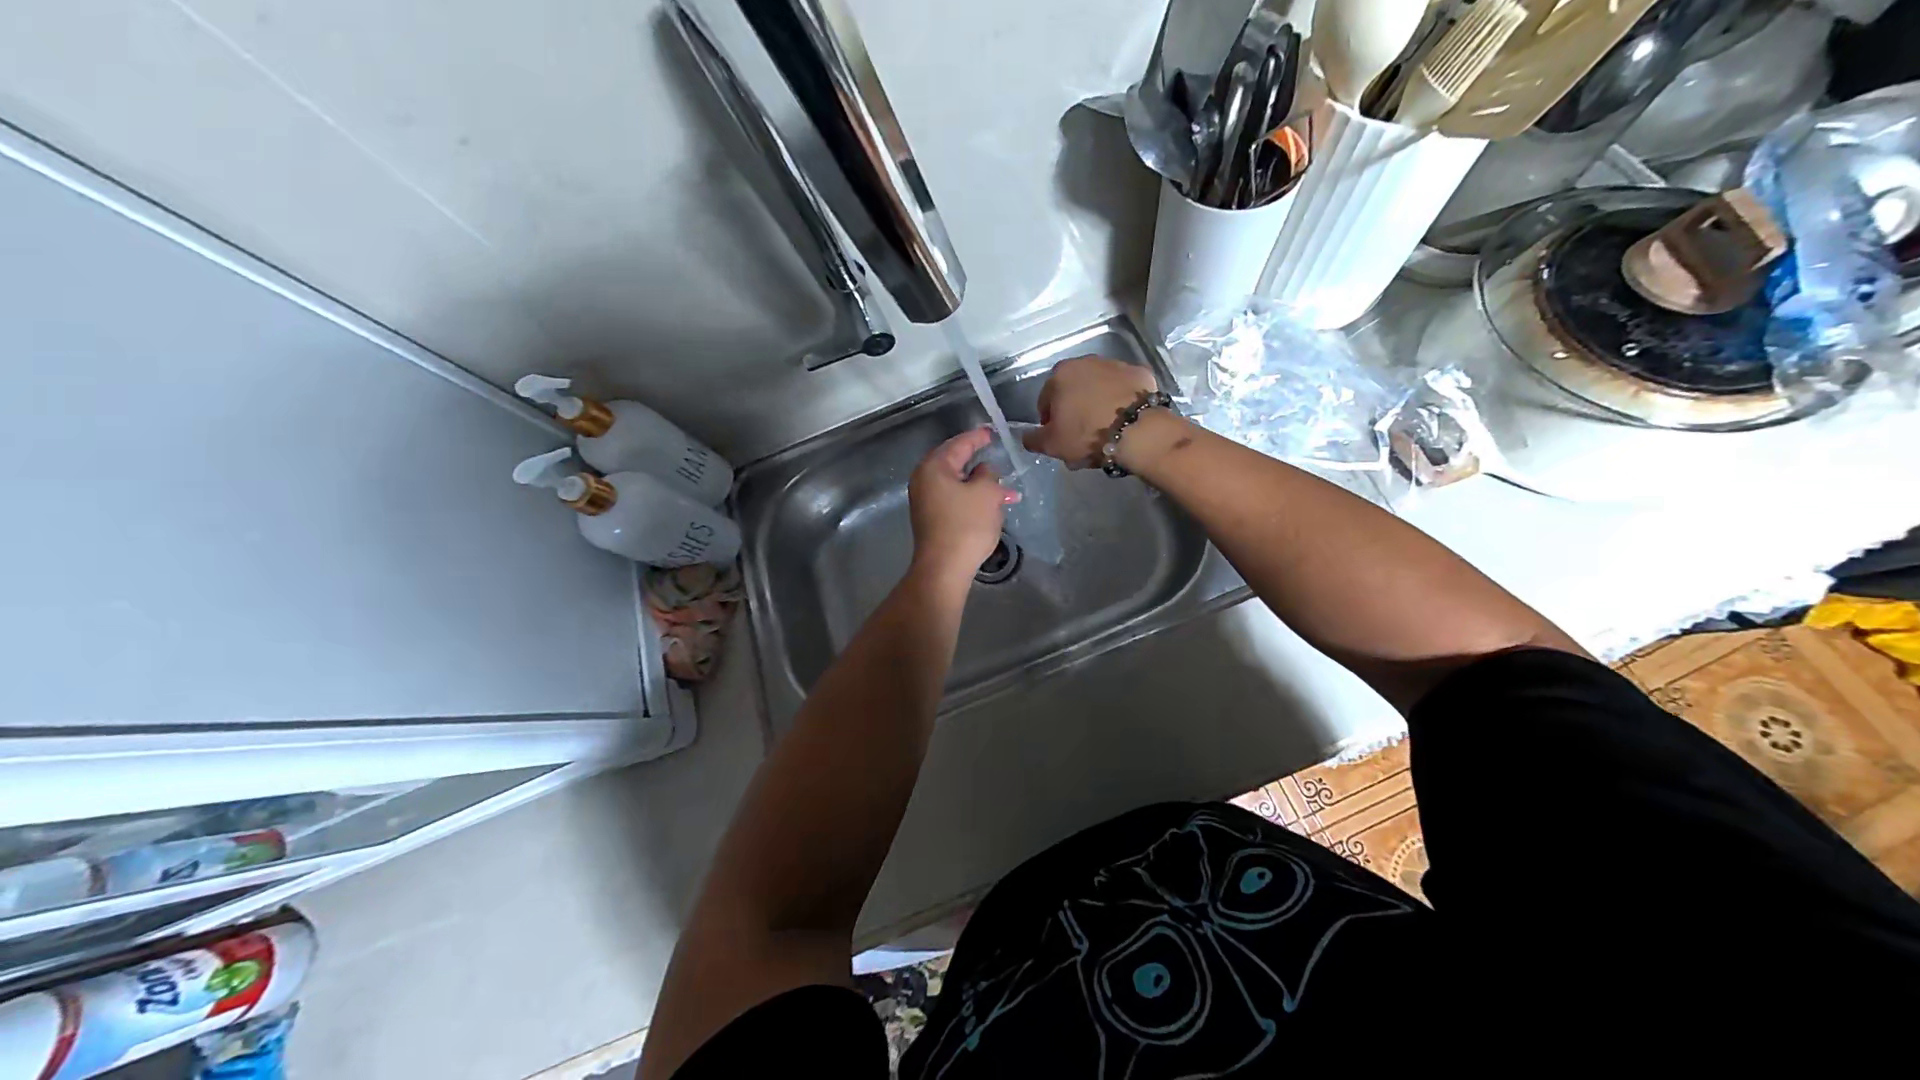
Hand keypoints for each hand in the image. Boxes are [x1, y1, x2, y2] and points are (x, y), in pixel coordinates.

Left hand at [908, 427, 1018, 584]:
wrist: (944, 567)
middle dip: (978, 461)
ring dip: (978, 483)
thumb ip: (988, 474)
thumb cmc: (966, 525)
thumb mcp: (986, 494)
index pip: (959, 443)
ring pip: (956, 482)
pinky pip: (954, 498)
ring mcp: (925, 500)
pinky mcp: (930, 518)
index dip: (978, 437)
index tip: (993, 431)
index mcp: (934, 466)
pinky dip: (971, 497)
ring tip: (1002, 486)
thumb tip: (984, 471)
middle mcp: (924, 479)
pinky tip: (989, 503)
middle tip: (995, 453)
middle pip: (954, 462)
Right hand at [1021, 356, 1161, 468]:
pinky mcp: (1140, 373)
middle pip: (1074, 390)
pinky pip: (1125, 390)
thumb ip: (1033, 439)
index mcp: (1060, 375)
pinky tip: (1125, 420)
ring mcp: (1116, 364)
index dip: (1050, 422)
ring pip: (1100, 388)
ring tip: (1105, 429)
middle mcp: (1086, 361)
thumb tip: (1027, 436)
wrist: (1137, 431)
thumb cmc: (1086, 434)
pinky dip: (1122, 401)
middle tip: (1082, 436)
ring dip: (1098, 403)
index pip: (1046, 400)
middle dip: (1075, 410)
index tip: (1059, 438)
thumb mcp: (1051, 444)